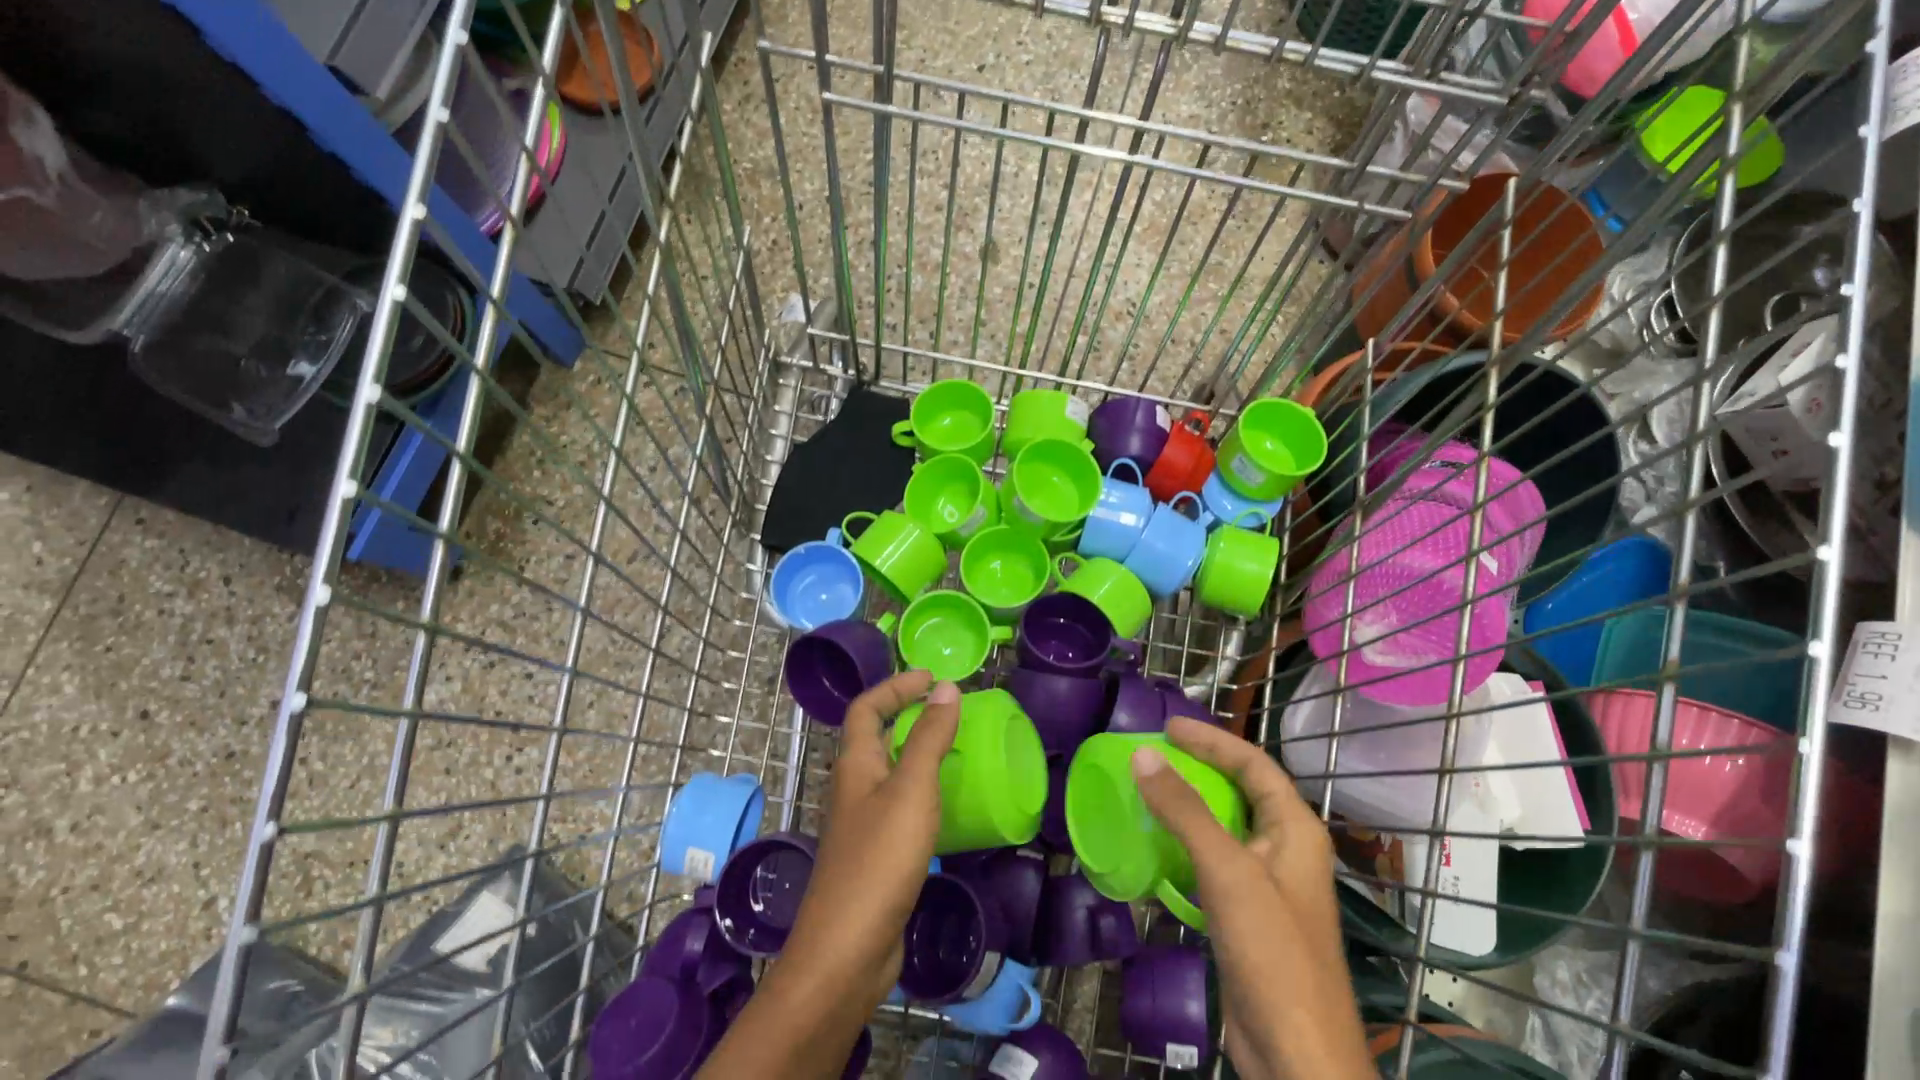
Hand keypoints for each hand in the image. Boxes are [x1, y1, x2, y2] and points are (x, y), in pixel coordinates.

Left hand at [782, 670, 959, 1008]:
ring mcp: (862, 824)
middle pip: (875, 738)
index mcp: (855, 765)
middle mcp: (853, 788)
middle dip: (909, 717)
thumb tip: (945, 687)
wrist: (848, 947)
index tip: (932, 677)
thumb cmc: (879, 860)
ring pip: (889, 774)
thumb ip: (929, 739)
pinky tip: (948, 808)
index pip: (865, 709)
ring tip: (958, 752)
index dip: (895, 687)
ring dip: (919, 755)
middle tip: (951, 712)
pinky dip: (923, 794)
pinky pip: (900, 807)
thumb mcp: (911, 791)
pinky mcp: (876, 856)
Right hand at [1132, 717, 1373, 1079]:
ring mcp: (1267, 885)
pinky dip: (1185, 846)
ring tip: (1148, 790)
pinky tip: (1155, 848)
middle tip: (1154, 753)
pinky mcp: (1246, 916)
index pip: (1254, 765)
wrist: (1295, 1049)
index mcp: (1296, 830)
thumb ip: (1186, 812)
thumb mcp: (1228, 871)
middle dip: (1201, 767)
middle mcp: (1286, 850)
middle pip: (1243, 792)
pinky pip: (1214, 863)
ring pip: (1226, 829)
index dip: (1212, 740)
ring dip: (1189, 807)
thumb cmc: (1271, 951)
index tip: (1167, 726)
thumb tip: (1144, 756)